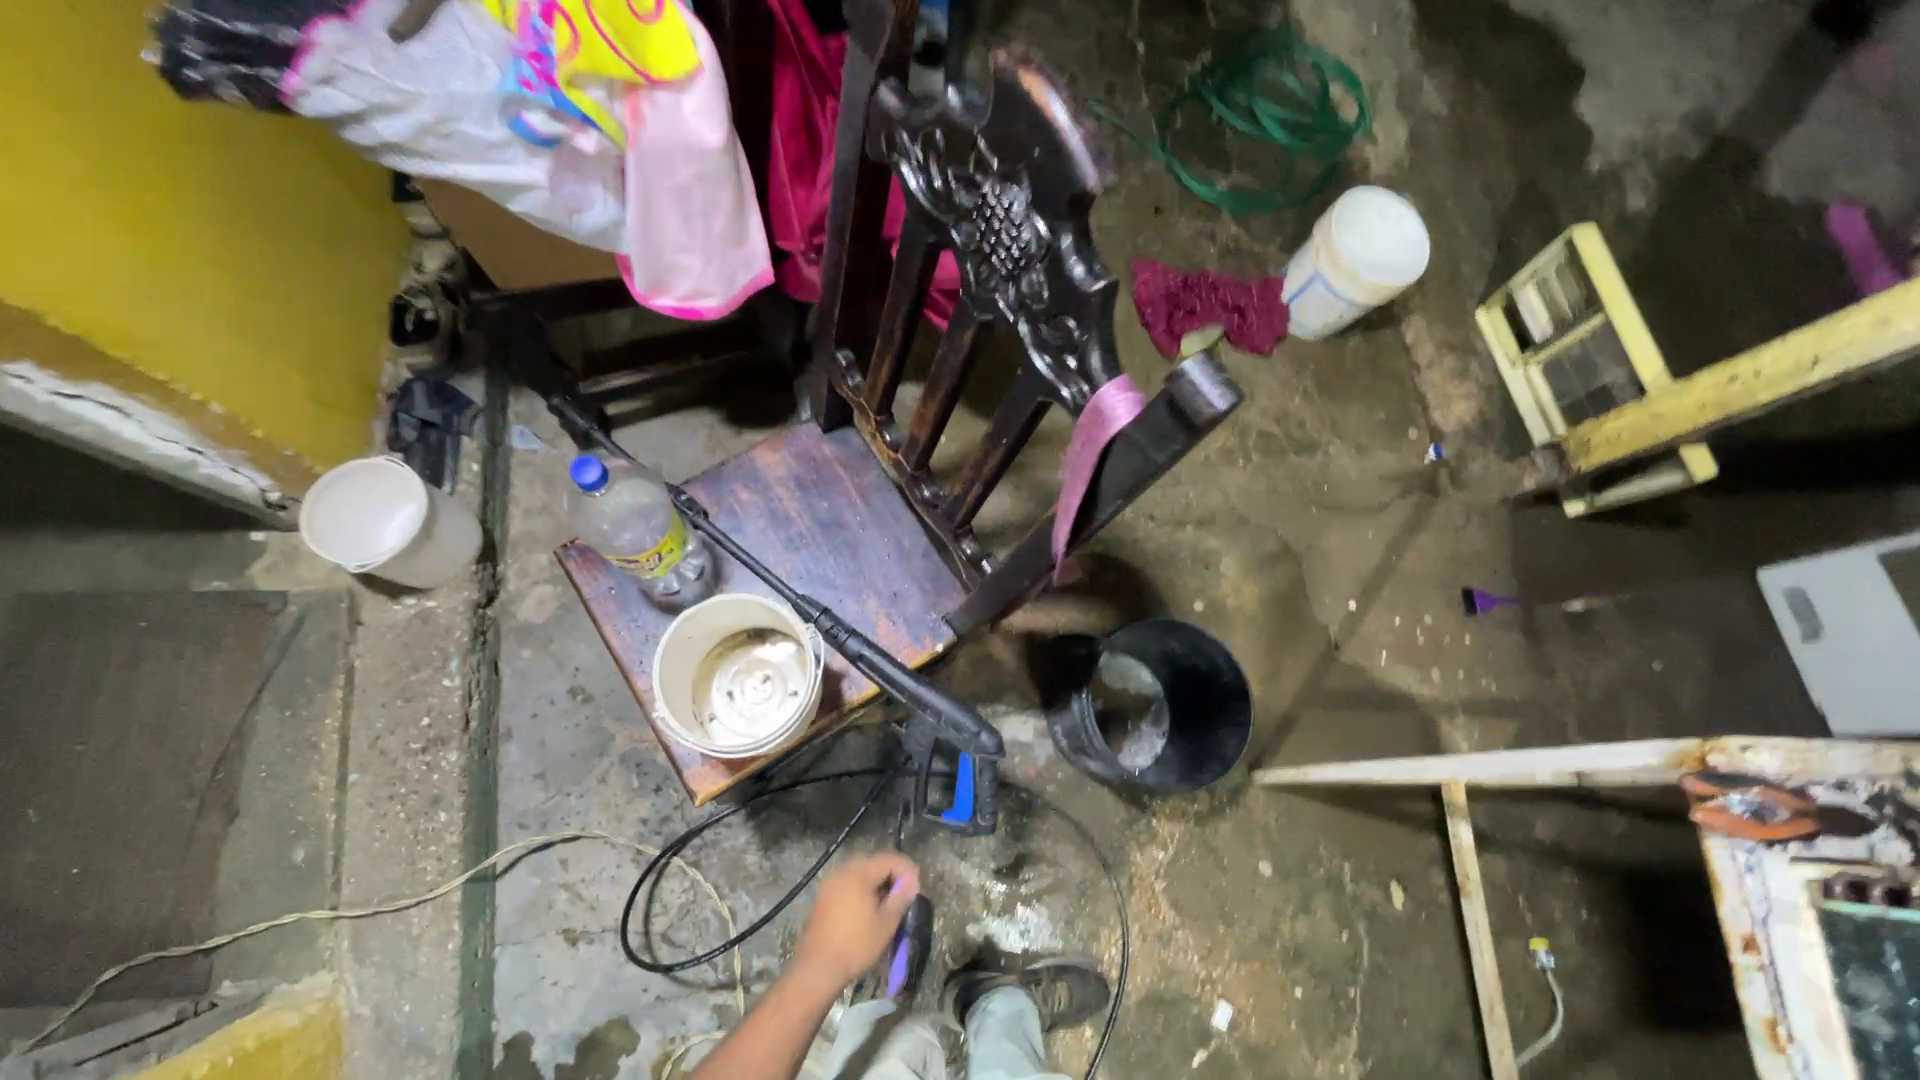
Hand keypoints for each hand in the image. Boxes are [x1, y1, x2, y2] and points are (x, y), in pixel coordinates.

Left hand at [791, 852, 920, 991]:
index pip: (888, 859)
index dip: (906, 868)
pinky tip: (867, 905)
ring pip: (858, 871)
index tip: (917, 885)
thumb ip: (900, 898)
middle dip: (891, 872)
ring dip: (875, 879)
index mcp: (858, 874)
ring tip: (887, 899)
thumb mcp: (886, 924)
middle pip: (872, 861)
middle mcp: (841, 872)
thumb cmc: (856, 946)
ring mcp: (829, 884)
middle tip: (904, 890)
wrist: (817, 968)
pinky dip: (860, 887)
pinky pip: (846, 882)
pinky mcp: (822, 897)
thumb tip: (911, 881)